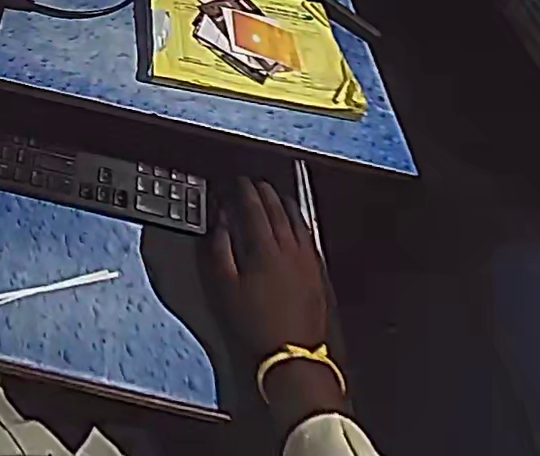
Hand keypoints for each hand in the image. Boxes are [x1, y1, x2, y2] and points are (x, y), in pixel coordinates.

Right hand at [200, 178, 344, 423]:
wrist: (293, 357)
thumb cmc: (256, 323)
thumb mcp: (225, 285)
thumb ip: (220, 248)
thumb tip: (220, 224)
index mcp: (264, 250)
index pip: (255, 209)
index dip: (245, 191)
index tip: (239, 182)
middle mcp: (289, 251)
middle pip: (278, 211)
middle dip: (266, 193)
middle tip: (256, 183)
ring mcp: (308, 263)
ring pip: (298, 222)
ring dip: (285, 205)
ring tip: (276, 196)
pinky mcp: (319, 275)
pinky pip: (311, 238)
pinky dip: (301, 224)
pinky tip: (297, 224)